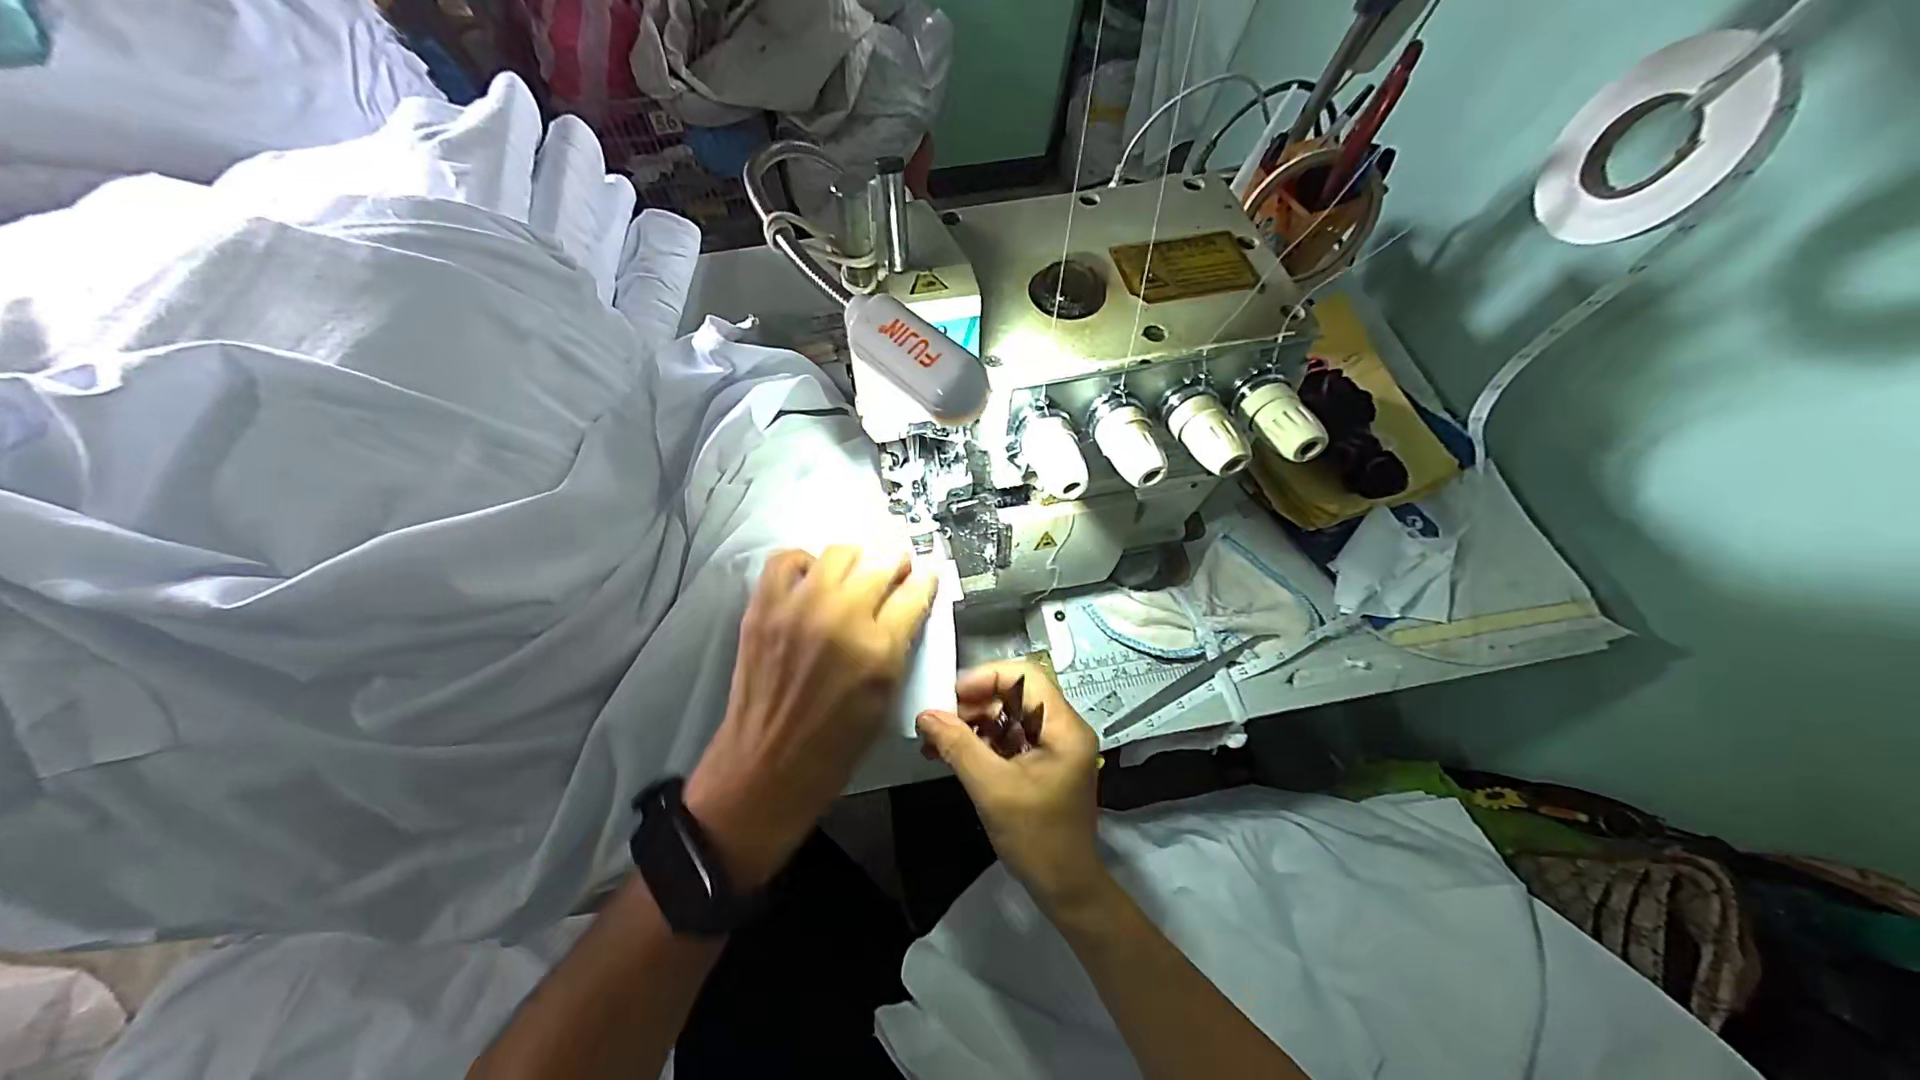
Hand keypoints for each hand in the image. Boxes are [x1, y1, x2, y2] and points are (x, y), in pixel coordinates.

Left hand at [687, 546, 936, 887]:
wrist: (770, 763)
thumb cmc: (836, 742)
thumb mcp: (887, 695)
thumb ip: (898, 645)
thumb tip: (903, 610)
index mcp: (880, 648)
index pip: (915, 594)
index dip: (924, 584)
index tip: (924, 578)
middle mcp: (842, 617)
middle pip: (880, 565)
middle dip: (895, 567)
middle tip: (895, 572)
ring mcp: (799, 607)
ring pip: (839, 554)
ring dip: (855, 561)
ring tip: (854, 574)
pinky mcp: (765, 607)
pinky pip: (786, 560)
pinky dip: (804, 563)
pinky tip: (811, 579)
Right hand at [916, 661, 1109, 915]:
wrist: (1065, 888)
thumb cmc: (1036, 836)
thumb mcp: (991, 788)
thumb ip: (958, 746)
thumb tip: (925, 715)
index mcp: (1064, 727)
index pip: (1026, 676)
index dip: (987, 678)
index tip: (951, 696)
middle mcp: (1063, 728)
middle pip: (1016, 694)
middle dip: (974, 703)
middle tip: (938, 721)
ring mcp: (1053, 747)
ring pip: (1009, 716)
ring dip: (973, 724)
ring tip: (936, 740)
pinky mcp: (1042, 764)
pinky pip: (1009, 738)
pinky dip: (981, 742)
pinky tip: (951, 754)